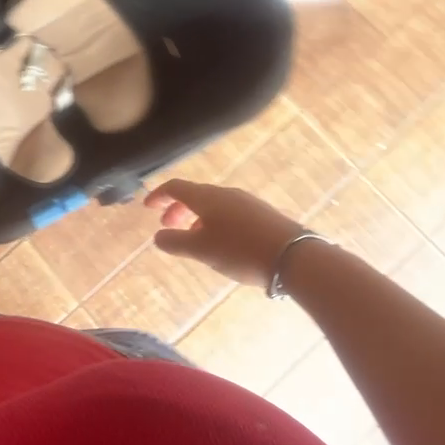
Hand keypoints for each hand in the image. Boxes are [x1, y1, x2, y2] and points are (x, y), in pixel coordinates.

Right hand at [143, 179, 307, 288]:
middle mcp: (225, 193)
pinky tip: (225, 243)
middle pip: (195, 195)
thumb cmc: (240, 250)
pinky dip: (218, 222)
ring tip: (196, 239)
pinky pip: (232, 213)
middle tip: (169, 226)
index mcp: (205, 197)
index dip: (158, 195)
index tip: (147, 207)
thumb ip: (175, 242)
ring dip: (199, 218)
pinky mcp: (266, 215)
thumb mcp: (201, 250)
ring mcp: (248, 203)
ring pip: (215, 205)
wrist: (296, 257)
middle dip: (178, 209)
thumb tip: (158, 236)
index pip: (175, 187)